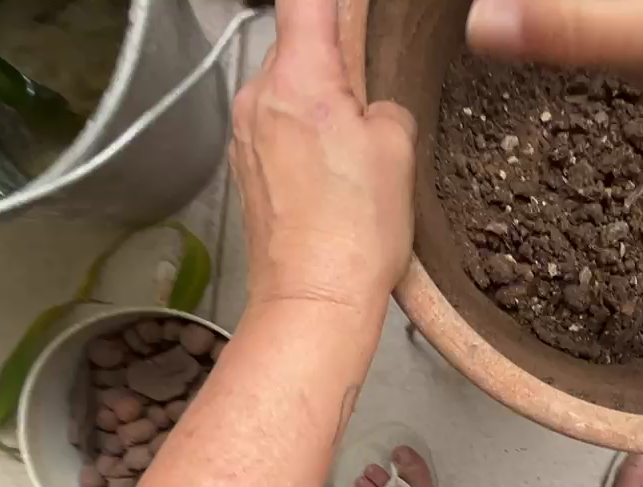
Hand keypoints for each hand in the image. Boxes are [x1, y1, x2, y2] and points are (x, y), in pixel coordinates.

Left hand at [231, 0, 415, 318]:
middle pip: (295, 47)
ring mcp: (244, 137)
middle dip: (334, 64)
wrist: (312, 301)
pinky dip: (303, 143)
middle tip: (370, 101)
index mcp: (298, 78)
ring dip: (318, 108)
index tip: (357, 12)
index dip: (337, 1)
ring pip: (285, 94)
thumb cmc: (354, 234)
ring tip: (352, 157)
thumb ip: (388, 108)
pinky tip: (330, 182)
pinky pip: (276, 135)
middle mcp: (257, 96)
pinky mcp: (246, 175)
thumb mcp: (398, 154)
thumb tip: (375, 111)